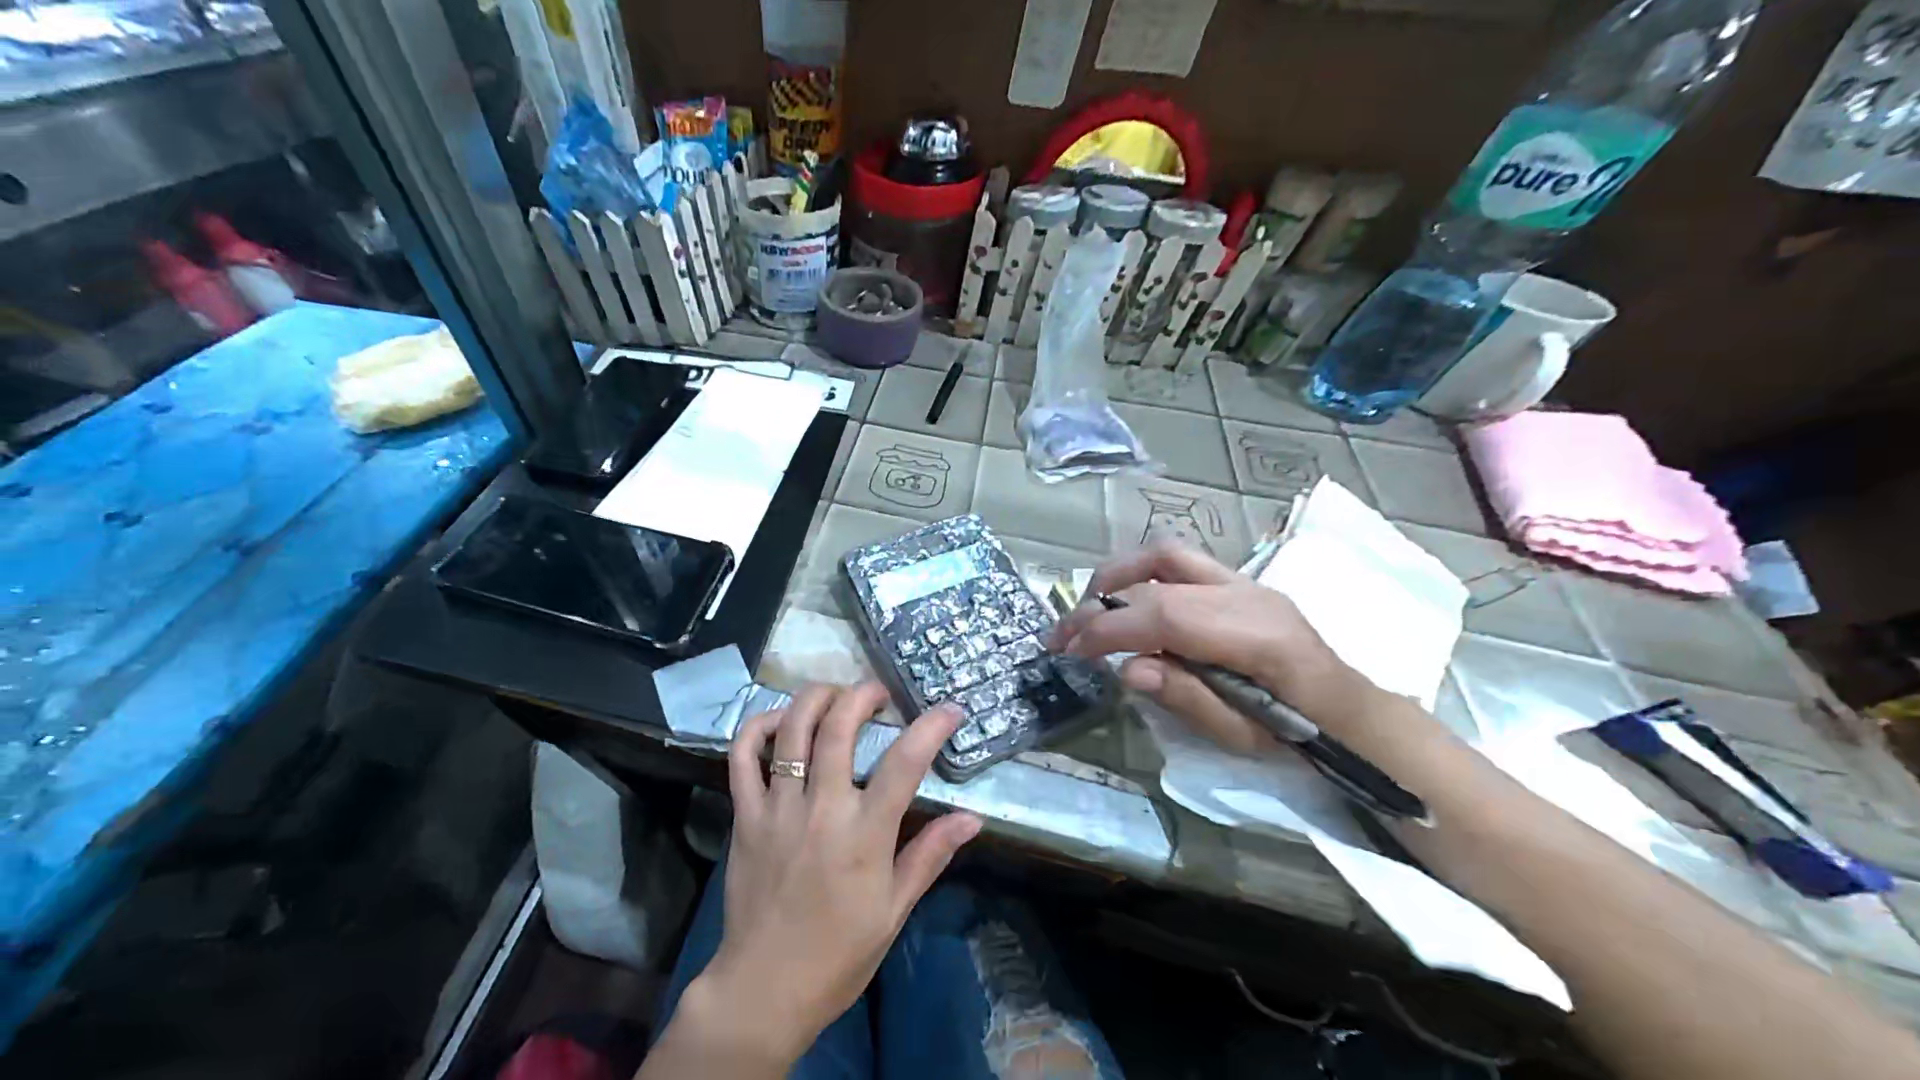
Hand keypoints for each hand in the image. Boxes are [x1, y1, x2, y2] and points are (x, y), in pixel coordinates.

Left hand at [695, 683, 981, 1064]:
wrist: (764, 989)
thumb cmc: (839, 953)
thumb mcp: (895, 909)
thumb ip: (931, 855)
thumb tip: (972, 818)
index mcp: (864, 835)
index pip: (905, 763)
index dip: (931, 727)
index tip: (949, 709)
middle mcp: (821, 810)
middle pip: (839, 727)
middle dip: (863, 694)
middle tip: (879, 693)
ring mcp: (777, 808)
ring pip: (791, 730)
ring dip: (816, 698)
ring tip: (836, 694)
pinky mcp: (745, 816)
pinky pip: (742, 757)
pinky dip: (758, 727)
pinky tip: (779, 720)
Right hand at [1051, 545, 1379, 752]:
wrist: (1349, 712)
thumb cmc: (1298, 736)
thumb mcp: (1242, 737)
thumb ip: (1186, 698)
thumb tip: (1127, 668)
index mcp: (1256, 637)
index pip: (1167, 615)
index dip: (1110, 627)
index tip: (1070, 650)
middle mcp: (1248, 595)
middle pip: (1158, 580)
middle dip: (1100, 605)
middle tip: (1063, 635)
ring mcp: (1244, 582)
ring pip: (1167, 554)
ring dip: (1117, 575)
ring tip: (1086, 608)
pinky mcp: (1237, 582)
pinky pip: (1178, 562)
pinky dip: (1140, 574)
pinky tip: (1122, 599)